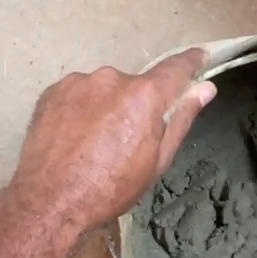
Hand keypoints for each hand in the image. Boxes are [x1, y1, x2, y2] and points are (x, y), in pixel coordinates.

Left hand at [8, 49, 216, 239]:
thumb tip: (205, 88)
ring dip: (106, 107)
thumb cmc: (111, 188)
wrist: (51, 200)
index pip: (176, 68)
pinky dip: (81, 110)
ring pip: (103, 90)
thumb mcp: (156, 161)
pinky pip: (78, 94)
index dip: (191, 62)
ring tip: (94, 143)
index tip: (200, 57)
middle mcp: (111, 79)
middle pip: (135, 85)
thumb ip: (181, 119)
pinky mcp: (53, 91)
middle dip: (136, 105)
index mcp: (143, 96)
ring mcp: (78, 82)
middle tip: (126, 140)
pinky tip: (75, 138)